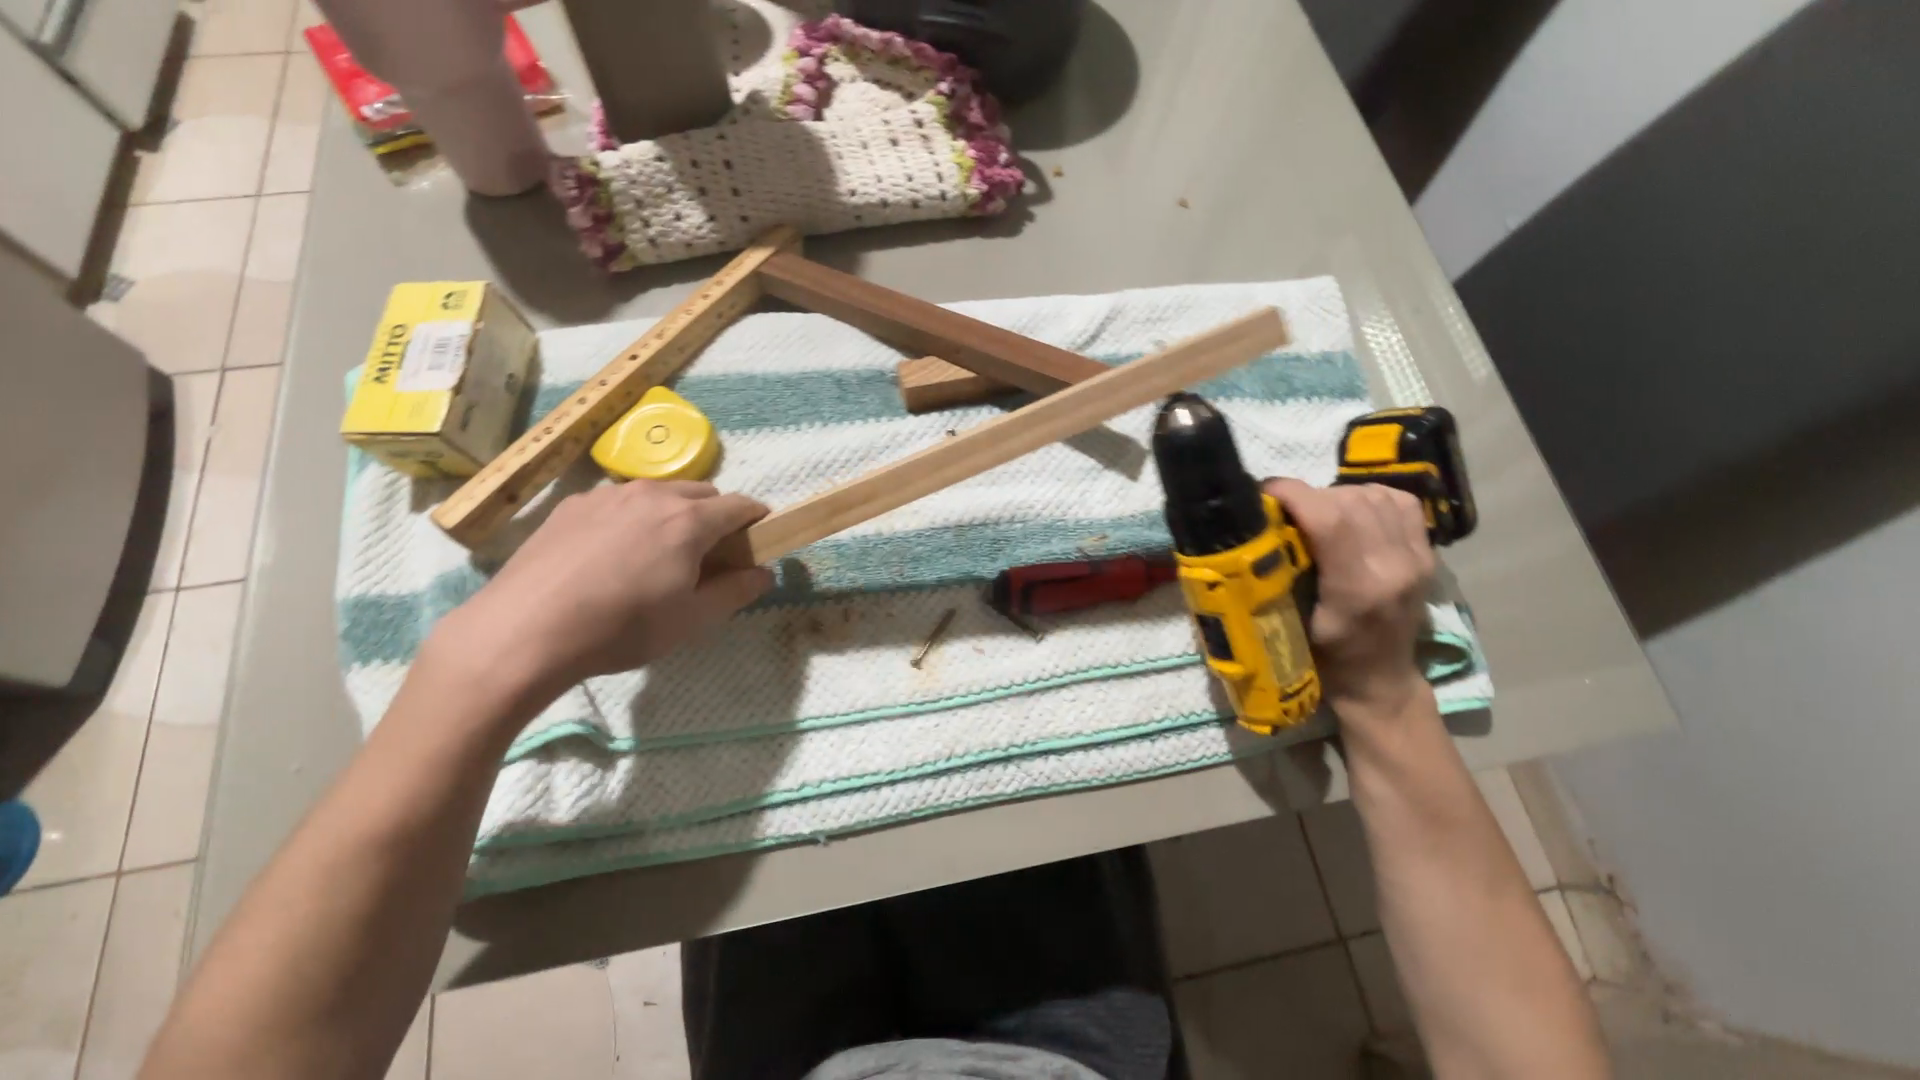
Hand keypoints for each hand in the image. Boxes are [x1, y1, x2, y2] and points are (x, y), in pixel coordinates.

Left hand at [434, 481, 773, 700]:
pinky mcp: (570, 506)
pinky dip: (629, 519)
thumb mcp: (691, 621)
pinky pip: (617, 503)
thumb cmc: (621, 629)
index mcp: (689, 521)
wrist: (525, 630)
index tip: (759, 540)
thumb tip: (764, 573)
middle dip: (714, 517)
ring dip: (671, 514)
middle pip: (701, 493)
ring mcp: (606, 496)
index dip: (756, 520)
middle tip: (705, 557)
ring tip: (654, 556)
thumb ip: (735, 592)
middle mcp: (651, 495)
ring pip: (656, 494)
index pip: (739, 506)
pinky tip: (609, 557)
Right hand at [1265, 478, 1434, 713]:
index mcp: (1358, 588)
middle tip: (1286, 513)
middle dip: (1310, 497)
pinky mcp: (1427, 553)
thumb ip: (1280, 573)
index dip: (1292, 494)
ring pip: (1373, 495)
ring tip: (1317, 515)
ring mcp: (1417, 558)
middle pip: (1349, 500)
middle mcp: (1394, 566)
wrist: (1379, 682)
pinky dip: (1369, 498)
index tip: (1264, 493)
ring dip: (1338, 496)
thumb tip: (1257, 526)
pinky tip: (1351, 514)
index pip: (1329, 518)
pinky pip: (1398, 501)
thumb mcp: (1291, 622)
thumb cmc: (1326, 660)